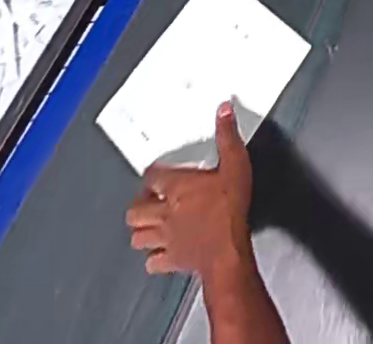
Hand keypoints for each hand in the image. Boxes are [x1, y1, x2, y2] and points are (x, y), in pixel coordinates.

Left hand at [127, 102, 253, 279]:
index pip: (153, 176)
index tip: (157, 169)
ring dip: (141, 228)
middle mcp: (165, 213)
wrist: (229, 249)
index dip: (153, 172)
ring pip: (137, 236)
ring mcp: (166, 239)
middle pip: (135, 210)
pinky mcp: (172, 260)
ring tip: (149, 221)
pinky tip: (161, 251)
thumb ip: (227, 136)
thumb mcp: (236, 162)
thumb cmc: (230, 207)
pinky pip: (152, 261)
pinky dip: (153, 256)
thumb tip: (223, 111)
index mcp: (178, 188)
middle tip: (148, 197)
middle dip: (139, 202)